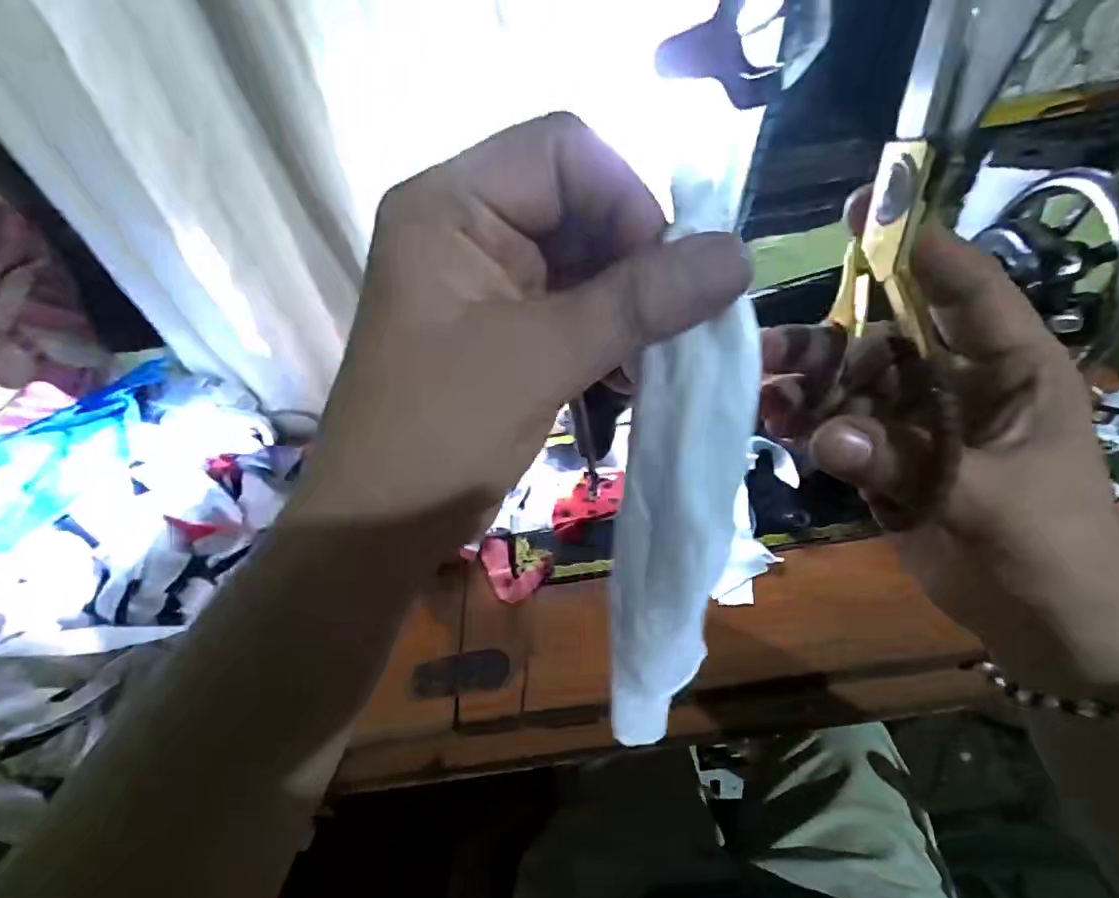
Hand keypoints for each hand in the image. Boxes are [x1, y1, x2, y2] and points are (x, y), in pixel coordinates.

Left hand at [298, 113, 750, 521]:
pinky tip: (626, 379)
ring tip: (653, 363)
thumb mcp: (542, 358)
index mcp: (451, 206)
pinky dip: (607, 337)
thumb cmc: (441, 434)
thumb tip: (739, 256)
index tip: (669, 277)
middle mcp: (465, 229)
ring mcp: (482, 284)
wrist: (380, 525)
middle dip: (636, 264)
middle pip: (579, 206)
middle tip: (672, 328)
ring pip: (582, 264)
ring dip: (628, 307)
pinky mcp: (498, 332)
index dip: (628, 203)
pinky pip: (569, 310)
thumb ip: (639, 302)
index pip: (564, 151)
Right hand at [761, 192, 1118, 694]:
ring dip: (811, 389)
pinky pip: (847, 437)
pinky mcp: (896, 468)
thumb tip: (822, 435)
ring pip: (859, 391)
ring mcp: (925, 430)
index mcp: (1015, 371)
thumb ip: (904, 463)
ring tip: (760, 389)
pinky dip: (812, 430)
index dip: (918, 247)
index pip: (967, 290)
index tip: (864, 208)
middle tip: (768, 343)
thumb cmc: (1048, 548)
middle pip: (890, 343)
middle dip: (831, 340)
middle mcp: (964, 388)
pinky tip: (774, 424)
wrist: (1044, 625)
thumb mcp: (987, 499)